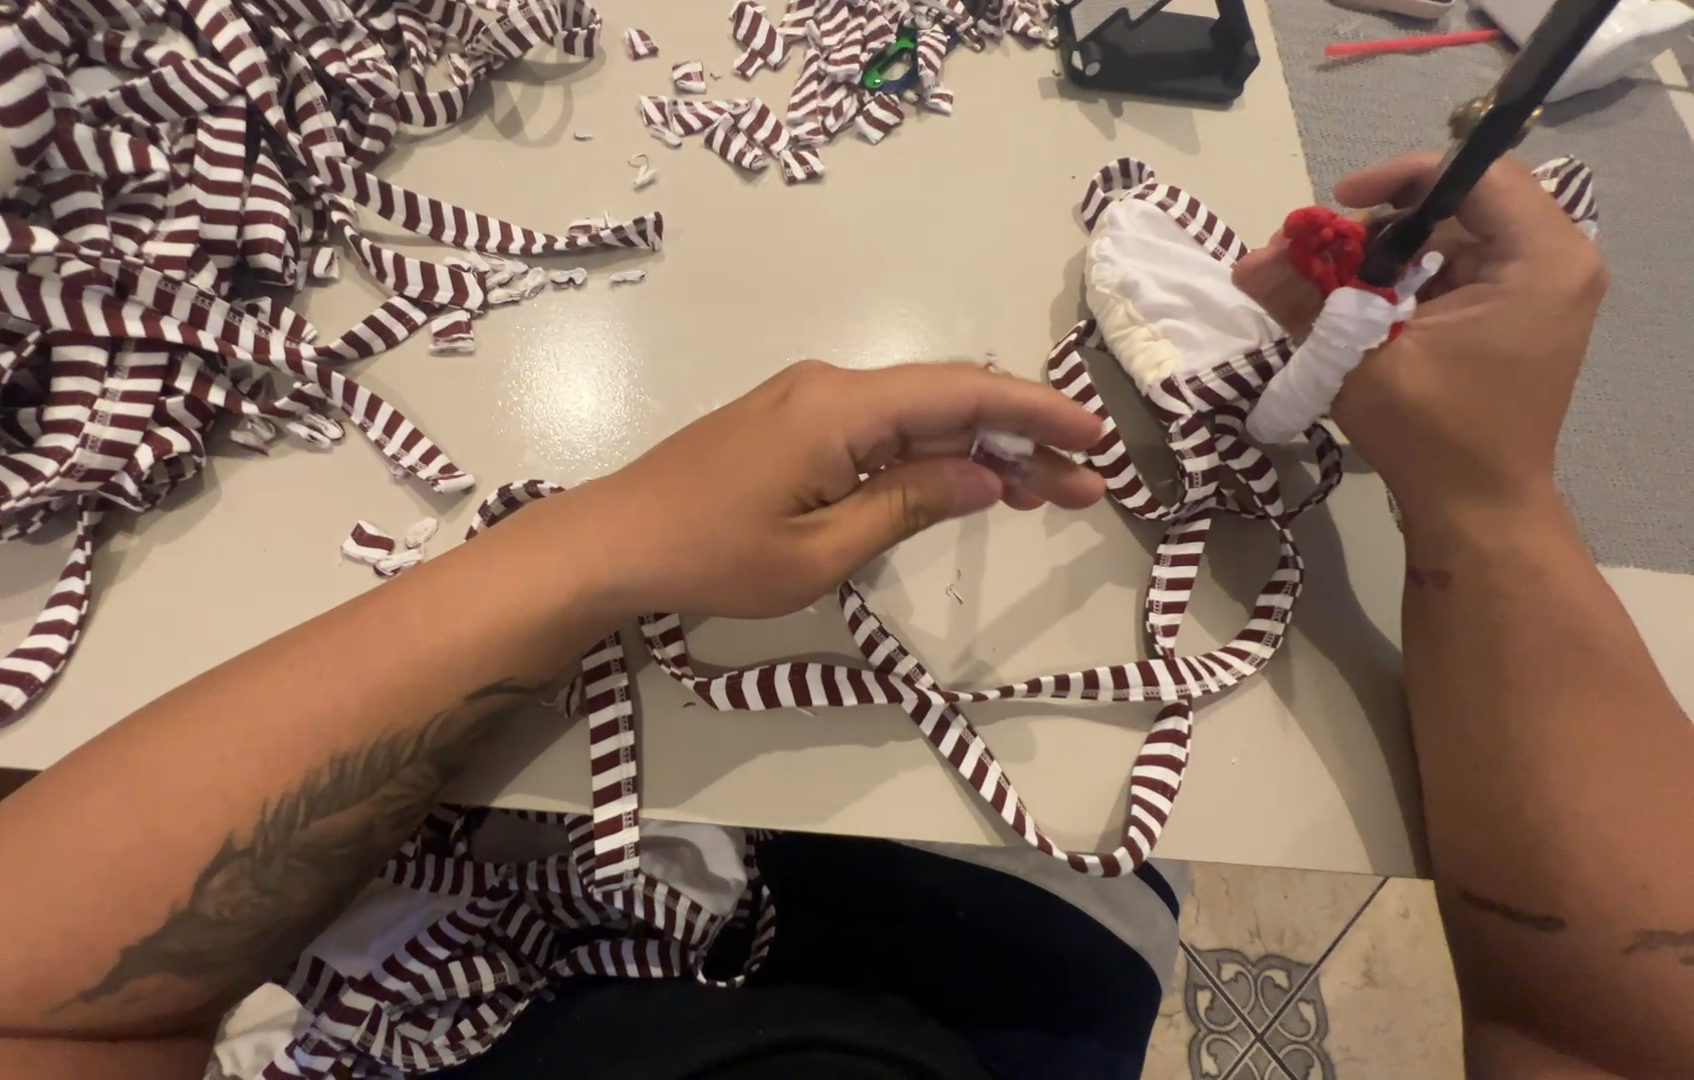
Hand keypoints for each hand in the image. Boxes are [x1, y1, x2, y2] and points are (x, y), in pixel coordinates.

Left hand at [553, 360, 1105, 619]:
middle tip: (1079, 486)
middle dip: (1017, 439)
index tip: (1095, 438)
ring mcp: (805, 402)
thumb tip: (983, 476)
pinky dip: (922, 456)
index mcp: (840, 408)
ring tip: (1036, 492)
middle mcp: (829, 387)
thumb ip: (906, 505)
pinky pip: (874, 431)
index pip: (961, 395)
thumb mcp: (819, 551)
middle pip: (945, 401)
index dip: (1036, 412)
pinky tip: (957, 485)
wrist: (616, 540)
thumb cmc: (711, 556)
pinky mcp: (789, 424)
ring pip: (912, 416)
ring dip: (973, 450)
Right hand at [1231, 154, 1607, 533]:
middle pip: (1453, 213)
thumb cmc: (1430, 430)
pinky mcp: (1504, 323)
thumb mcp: (1358, 360)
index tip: (1332, 204)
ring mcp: (1529, 296)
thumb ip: (1305, 303)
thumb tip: (1247, 263)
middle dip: (1371, 231)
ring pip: (1443, 249)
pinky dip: (1392, 291)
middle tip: (1305, 259)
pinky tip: (1348, 317)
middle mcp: (1548, 264)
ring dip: (1374, 264)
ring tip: (1315, 293)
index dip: (1399, 178)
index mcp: (1539, 259)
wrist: (1473, 502)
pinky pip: (1444, 283)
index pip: (1476, 178)